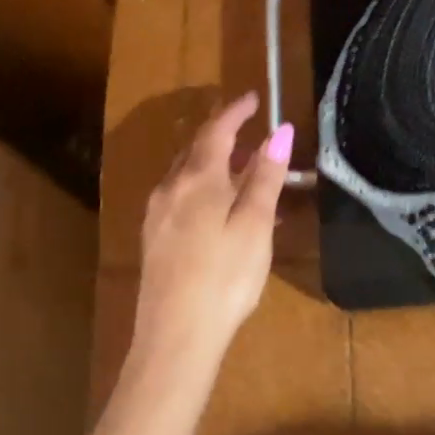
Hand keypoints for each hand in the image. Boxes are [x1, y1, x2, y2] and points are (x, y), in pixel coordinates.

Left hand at [135, 92, 292, 364]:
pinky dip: (204, 188)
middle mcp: (170, 189)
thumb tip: (280, 131)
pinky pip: (181, 198)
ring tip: (241, 169)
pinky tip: (220, 210)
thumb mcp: (255, 226)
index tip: (255, 98)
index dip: (236, 111)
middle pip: (196, 149)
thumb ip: (265, 177)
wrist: (175, 336)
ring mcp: (157, 216)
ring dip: (213, 162)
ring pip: (186, 174)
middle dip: (223, 134)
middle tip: (248, 128)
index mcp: (197, 180)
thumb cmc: (225, 278)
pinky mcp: (154, 240)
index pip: (217, 131)